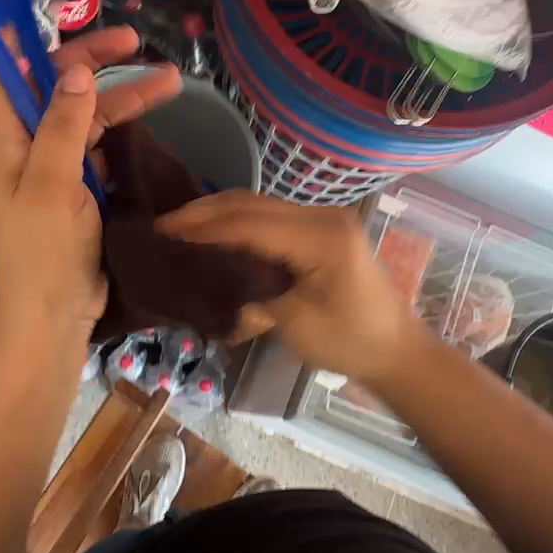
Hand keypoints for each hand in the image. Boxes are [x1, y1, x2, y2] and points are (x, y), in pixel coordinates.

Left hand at [0, 28, 179, 345]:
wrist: (54, 314)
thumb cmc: (44, 251)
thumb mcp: (52, 185)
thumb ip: (63, 127)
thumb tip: (76, 74)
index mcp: (7, 139)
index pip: (5, 73)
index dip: (22, 38)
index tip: (52, 10)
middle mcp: (27, 145)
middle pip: (57, 87)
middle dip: (93, 61)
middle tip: (135, 42)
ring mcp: (55, 166)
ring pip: (87, 114)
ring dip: (123, 96)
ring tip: (172, 82)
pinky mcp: (80, 187)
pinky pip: (100, 145)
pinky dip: (125, 128)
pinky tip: (152, 117)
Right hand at [157, 191, 433, 385]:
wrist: (394, 349)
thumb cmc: (348, 342)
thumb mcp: (294, 322)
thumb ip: (250, 291)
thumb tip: (207, 276)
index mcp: (320, 236)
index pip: (247, 222)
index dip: (200, 227)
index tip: (160, 234)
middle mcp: (321, 215)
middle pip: (249, 203)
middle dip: (201, 213)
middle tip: (158, 228)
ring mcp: (320, 218)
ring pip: (255, 204)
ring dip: (215, 214)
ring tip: (175, 229)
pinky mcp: (317, 229)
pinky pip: (268, 217)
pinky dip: (235, 222)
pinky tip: (209, 234)